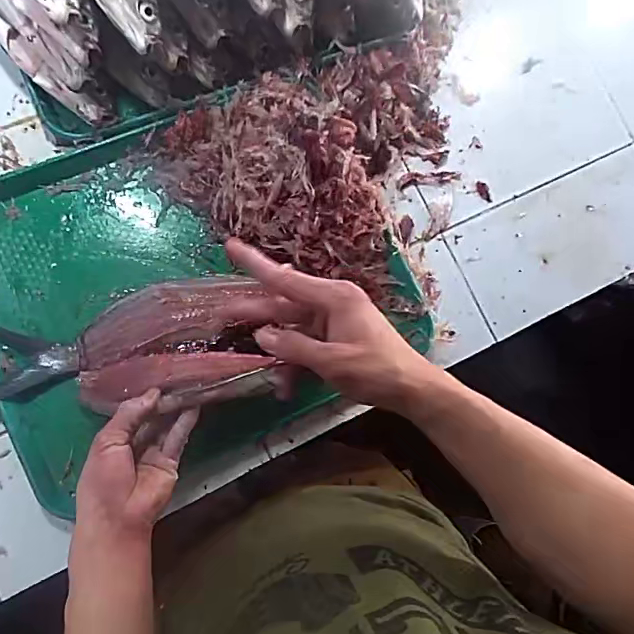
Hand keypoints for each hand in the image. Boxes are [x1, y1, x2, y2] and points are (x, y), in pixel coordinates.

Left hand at [72, 390, 199, 569]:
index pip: (129, 414)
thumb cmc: (103, 481)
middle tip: (175, 379)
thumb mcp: (107, 442)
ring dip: (175, 409)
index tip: (154, 379)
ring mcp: (153, 455)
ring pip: (166, 426)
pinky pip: (178, 439)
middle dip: (160, 401)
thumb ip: (128, 415)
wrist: (118, 518)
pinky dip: (185, 423)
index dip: (141, 398)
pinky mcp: (170, 463)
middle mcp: (133, 445)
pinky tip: (193, 407)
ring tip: (187, 387)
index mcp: (111, 441)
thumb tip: (151, 394)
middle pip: (150, 418)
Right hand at [226, 238, 445, 416]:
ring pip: (292, 330)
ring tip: (260, 370)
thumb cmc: (376, 370)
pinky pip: (306, 345)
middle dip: (254, 314)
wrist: (411, 387)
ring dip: (278, 352)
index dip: (255, 263)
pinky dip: (295, 363)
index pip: (284, 279)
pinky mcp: (336, 338)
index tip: (231, 246)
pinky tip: (286, 386)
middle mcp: (331, 303)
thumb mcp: (331, 361)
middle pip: (283, 305)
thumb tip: (262, 336)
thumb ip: (294, 348)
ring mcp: (334, 321)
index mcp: (333, 297)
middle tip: (222, 317)